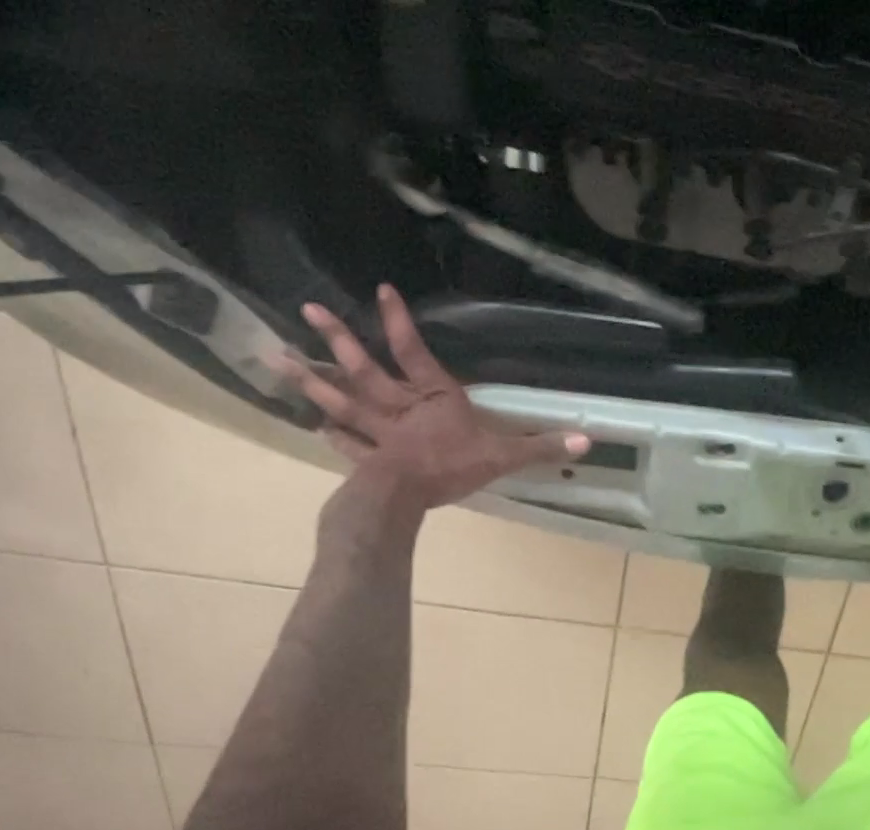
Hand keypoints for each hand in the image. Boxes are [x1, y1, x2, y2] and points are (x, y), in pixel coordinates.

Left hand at [269, 284, 589, 508]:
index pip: (413, 351)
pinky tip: (314, 424)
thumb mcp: (504, 456)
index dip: (398, 321)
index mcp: (432, 397)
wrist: (404, 500)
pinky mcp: (364, 457)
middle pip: (363, 367)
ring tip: (280, 357)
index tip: (381, 289)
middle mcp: (397, 406)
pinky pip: (345, 440)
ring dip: (313, 379)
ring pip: (341, 399)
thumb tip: (589, 439)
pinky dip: (330, 432)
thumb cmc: (452, 467)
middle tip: (308, 309)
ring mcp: (375, 431)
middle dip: (338, 339)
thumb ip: (540, 446)